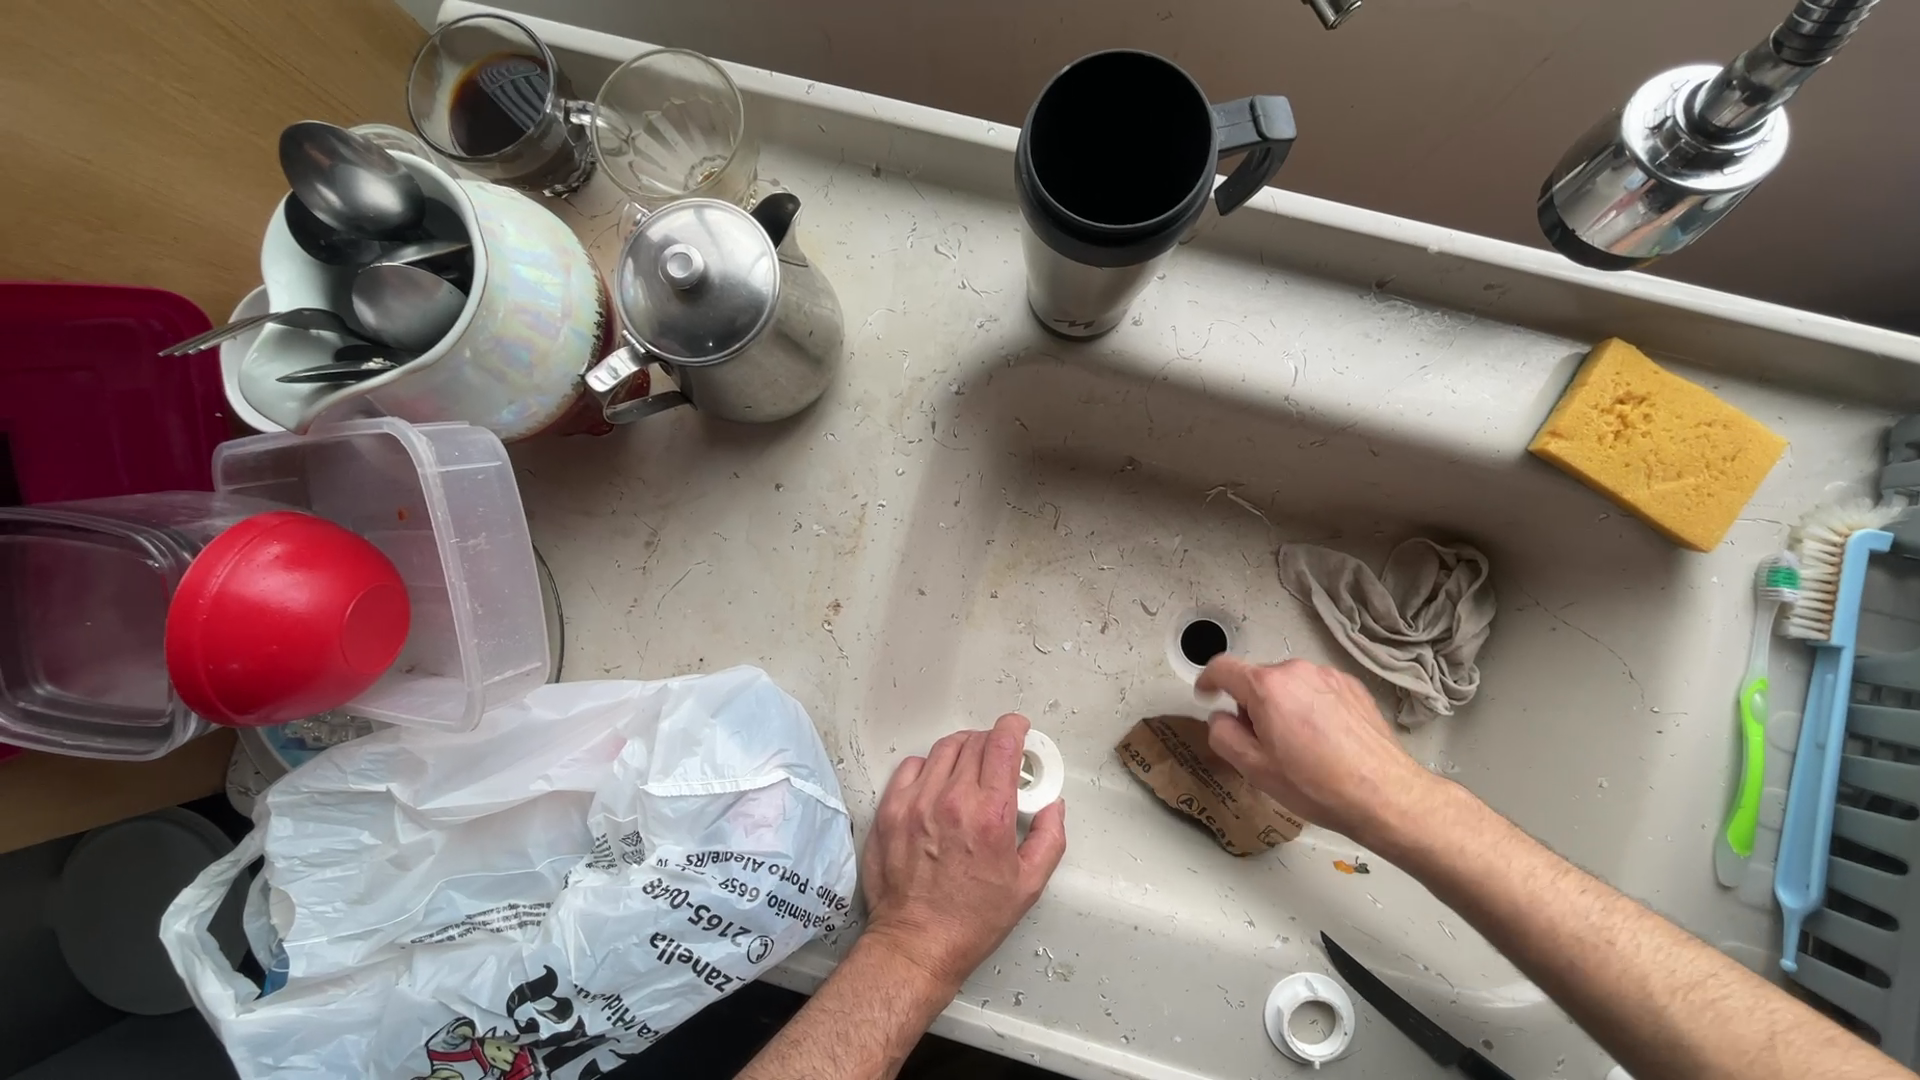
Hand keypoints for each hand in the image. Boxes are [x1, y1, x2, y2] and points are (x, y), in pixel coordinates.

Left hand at [860, 712, 1066, 992]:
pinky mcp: (890, 810)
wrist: (917, 943)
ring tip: (969, 769)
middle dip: (992, 742)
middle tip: (998, 759)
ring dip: (963, 750)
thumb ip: (1050, 837)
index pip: (1002, 743)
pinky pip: (912, 765)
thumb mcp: (1029, 885)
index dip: (1014, 727)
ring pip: (944, 748)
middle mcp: (952, 800)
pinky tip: (937, 784)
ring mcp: (916, 802)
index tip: (1018, 729)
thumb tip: (1052, 805)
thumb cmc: (971, 920)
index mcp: (990, 815)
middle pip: (975, 741)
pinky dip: (929, 767)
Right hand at [1197, 655, 1439, 847]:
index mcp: (1267, 688)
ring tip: (1297, 746)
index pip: (1222, 668)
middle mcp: (1297, 673)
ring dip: (1282, 706)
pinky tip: (1321, 741)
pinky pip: (1315, 689)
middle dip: (1251, 705)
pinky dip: (1308, 707)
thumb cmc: (1321, 786)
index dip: (1207, 680)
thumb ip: (1222, 735)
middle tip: (1262, 743)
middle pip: (1257, 679)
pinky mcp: (1351, 687)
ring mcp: (1327, 677)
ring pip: (1287, 685)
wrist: (1385, 795)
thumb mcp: (1254, 768)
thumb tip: (1220, 720)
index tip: (1207, 692)